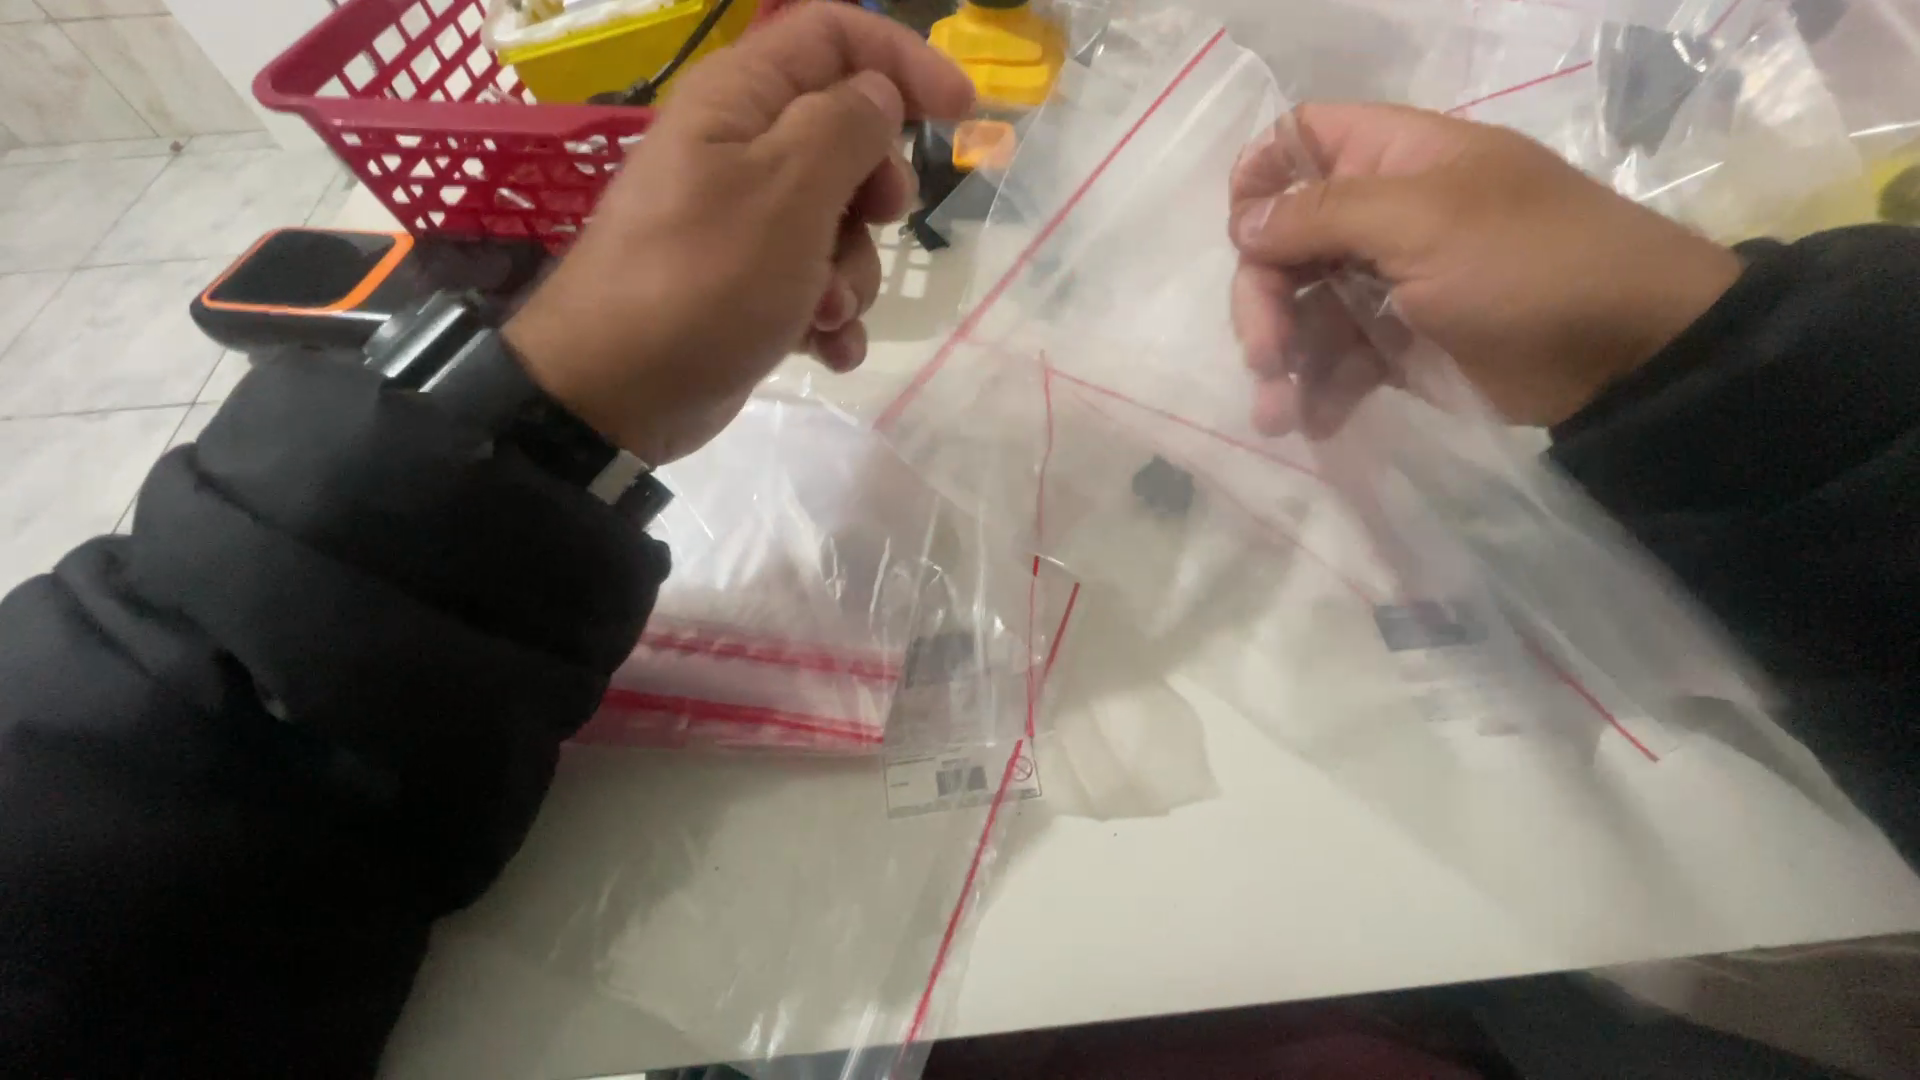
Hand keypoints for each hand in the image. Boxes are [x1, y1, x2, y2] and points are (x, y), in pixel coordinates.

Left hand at [504, 2, 973, 465]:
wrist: (622, 391)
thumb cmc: (706, 278)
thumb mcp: (788, 190)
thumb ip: (846, 128)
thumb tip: (879, 97)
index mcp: (743, 101)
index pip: (835, 37)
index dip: (904, 62)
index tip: (961, 113)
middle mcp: (744, 153)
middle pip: (847, 141)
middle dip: (876, 193)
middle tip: (877, 222)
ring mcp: (748, 228)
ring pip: (840, 229)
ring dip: (853, 275)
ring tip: (823, 312)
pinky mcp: (752, 291)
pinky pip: (818, 288)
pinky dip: (832, 321)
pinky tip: (827, 351)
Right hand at [1228, 104, 1741, 436]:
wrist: (1620, 354)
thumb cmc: (1528, 264)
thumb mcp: (1424, 222)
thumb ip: (1324, 213)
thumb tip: (1244, 221)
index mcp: (1391, 162)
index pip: (1301, 141)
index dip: (1260, 179)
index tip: (1244, 234)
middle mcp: (1377, 218)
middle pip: (1281, 245)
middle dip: (1262, 303)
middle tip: (1265, 358)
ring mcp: (1380, 285)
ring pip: (1297, 312)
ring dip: (1280, 363)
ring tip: (1278, 414)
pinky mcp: (1389, 344)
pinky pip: (1331, 362)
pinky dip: (1317, 392)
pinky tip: (1314, 421)